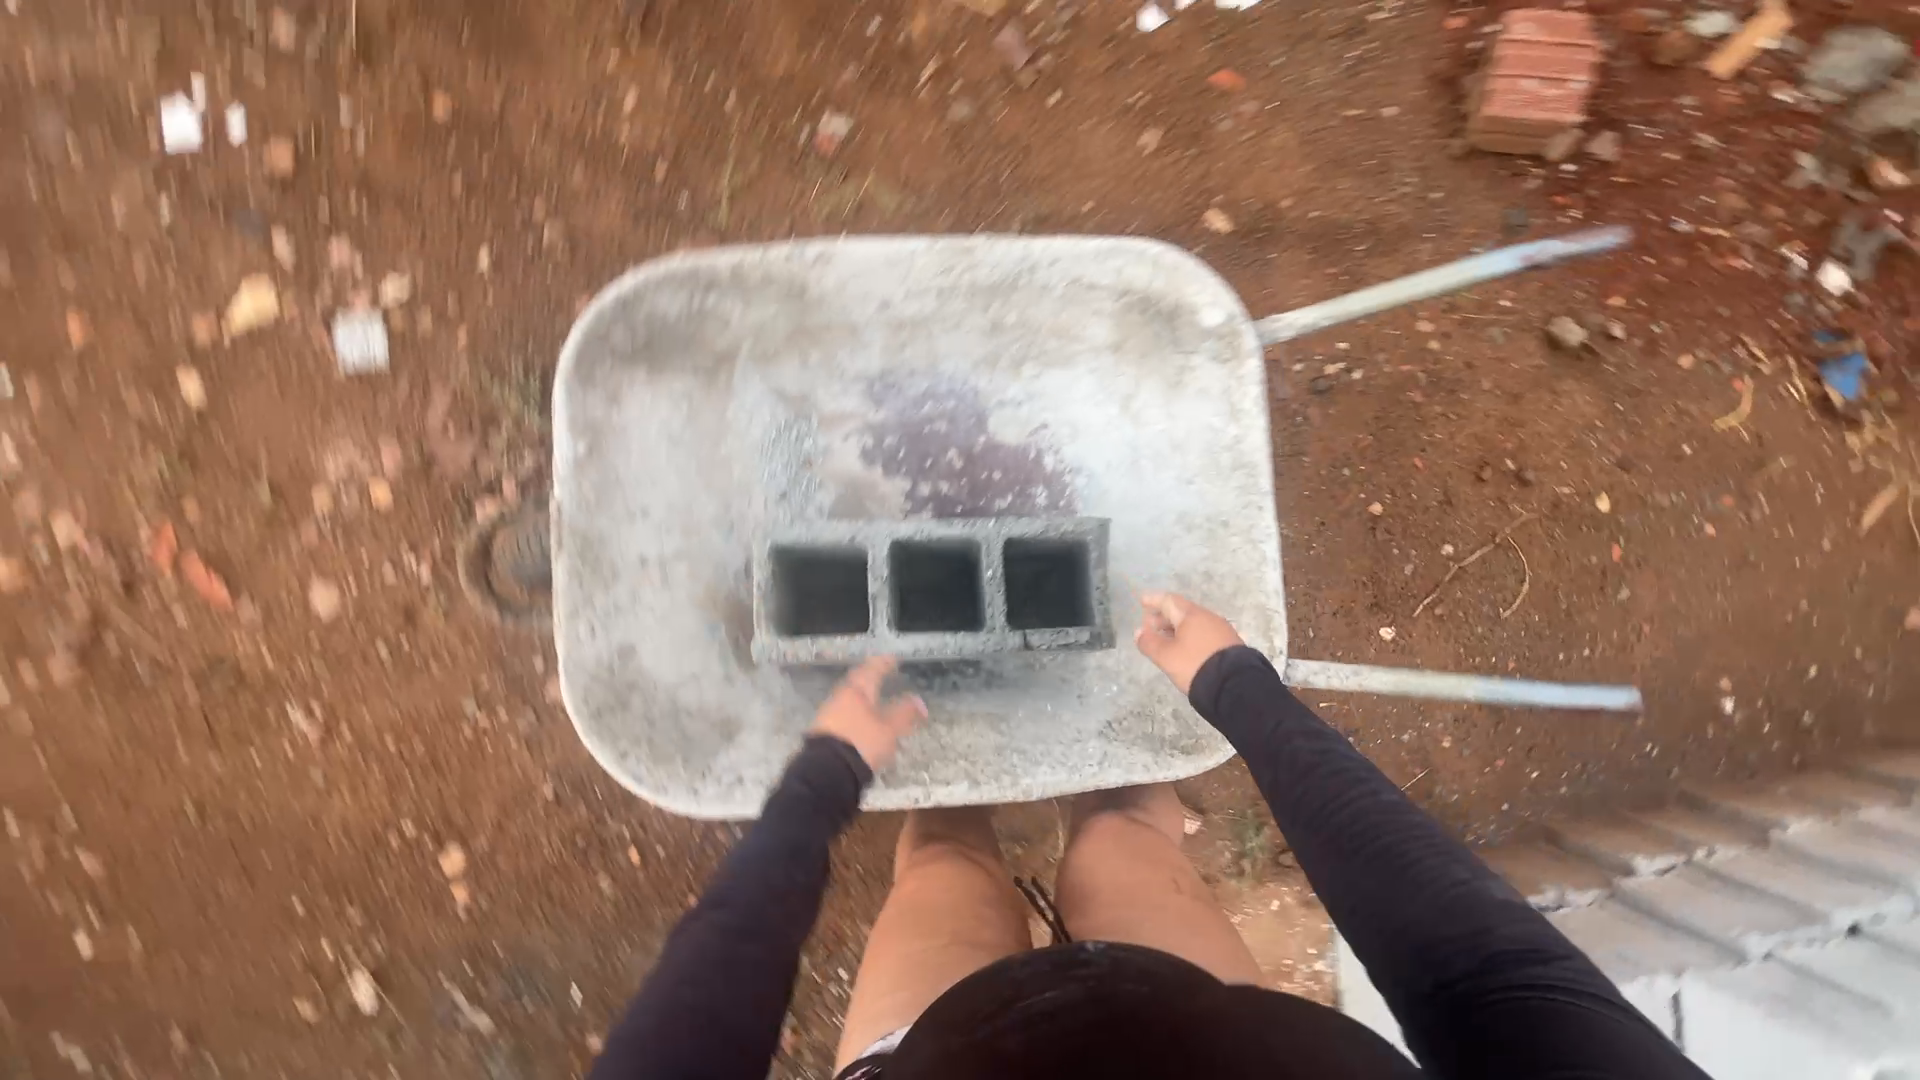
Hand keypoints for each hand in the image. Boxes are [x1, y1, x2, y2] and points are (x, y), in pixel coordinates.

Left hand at [809, 656, 926, 771]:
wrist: (827, 771)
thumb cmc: (862, 743)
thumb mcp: (890, 729)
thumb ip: (905, 714)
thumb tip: (919, 701)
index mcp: (857, 691)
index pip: (872, 670)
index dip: (883, 664)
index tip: (892, 659)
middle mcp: (839, 697)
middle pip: (856, 682)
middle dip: (869, 678)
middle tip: (880, 674)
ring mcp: (828, 714)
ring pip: (848, 699)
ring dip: (861, 697)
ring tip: (873, 699)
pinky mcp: (822, 732)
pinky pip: (842, 714)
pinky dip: (854, 713)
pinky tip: (860, 722)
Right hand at [1134, 591, 1244, 695]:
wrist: (1234, 685)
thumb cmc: (1194, 665)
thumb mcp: (1166, 657)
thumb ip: (1149, 643)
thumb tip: (1139, 632)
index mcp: (1191, 615)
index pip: (1168, 601)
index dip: (1153, 600)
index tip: (1142, 601)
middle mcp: (1208, 617)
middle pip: (1181, 611)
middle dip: (1163, 616)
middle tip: (1149, 625)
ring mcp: (1221, 630)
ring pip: (1193, 623)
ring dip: (1176, 628)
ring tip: (1165, 639)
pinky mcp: (1229, 644)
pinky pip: (1204, 633)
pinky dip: (1189, 636)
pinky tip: (1185, 649)